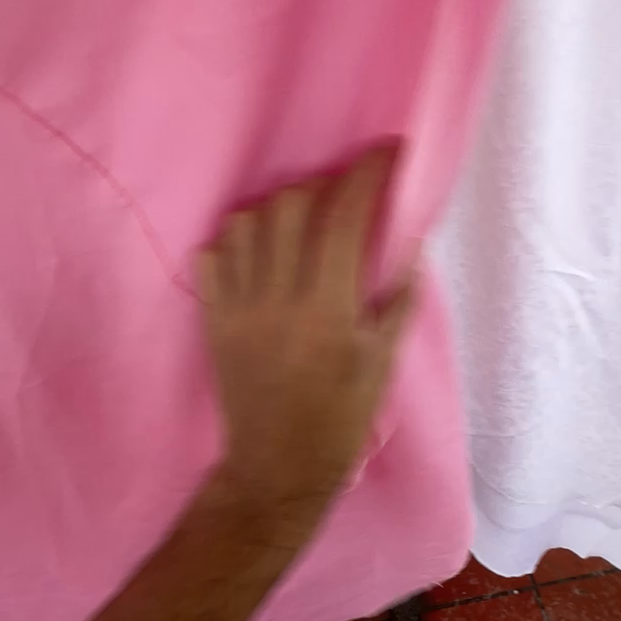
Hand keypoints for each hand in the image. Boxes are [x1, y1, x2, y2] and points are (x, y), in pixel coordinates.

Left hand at [195, 147, 417, 518]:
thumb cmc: (340, 419)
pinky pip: (211, 256)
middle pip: (291, 205)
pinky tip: (256, 256)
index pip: (346, 218)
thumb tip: (409, 246)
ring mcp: (238, 306)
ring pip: (246, 222)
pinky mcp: (212, 319)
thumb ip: (397, 300)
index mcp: (328, 308)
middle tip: (340, 198)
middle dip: (322, 185)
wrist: (276, 468)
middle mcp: (278, 297)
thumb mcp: (382, 364)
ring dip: (276, 211)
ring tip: (297, 226)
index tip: (386, 152)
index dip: (368, 174)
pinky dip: (234, 243)